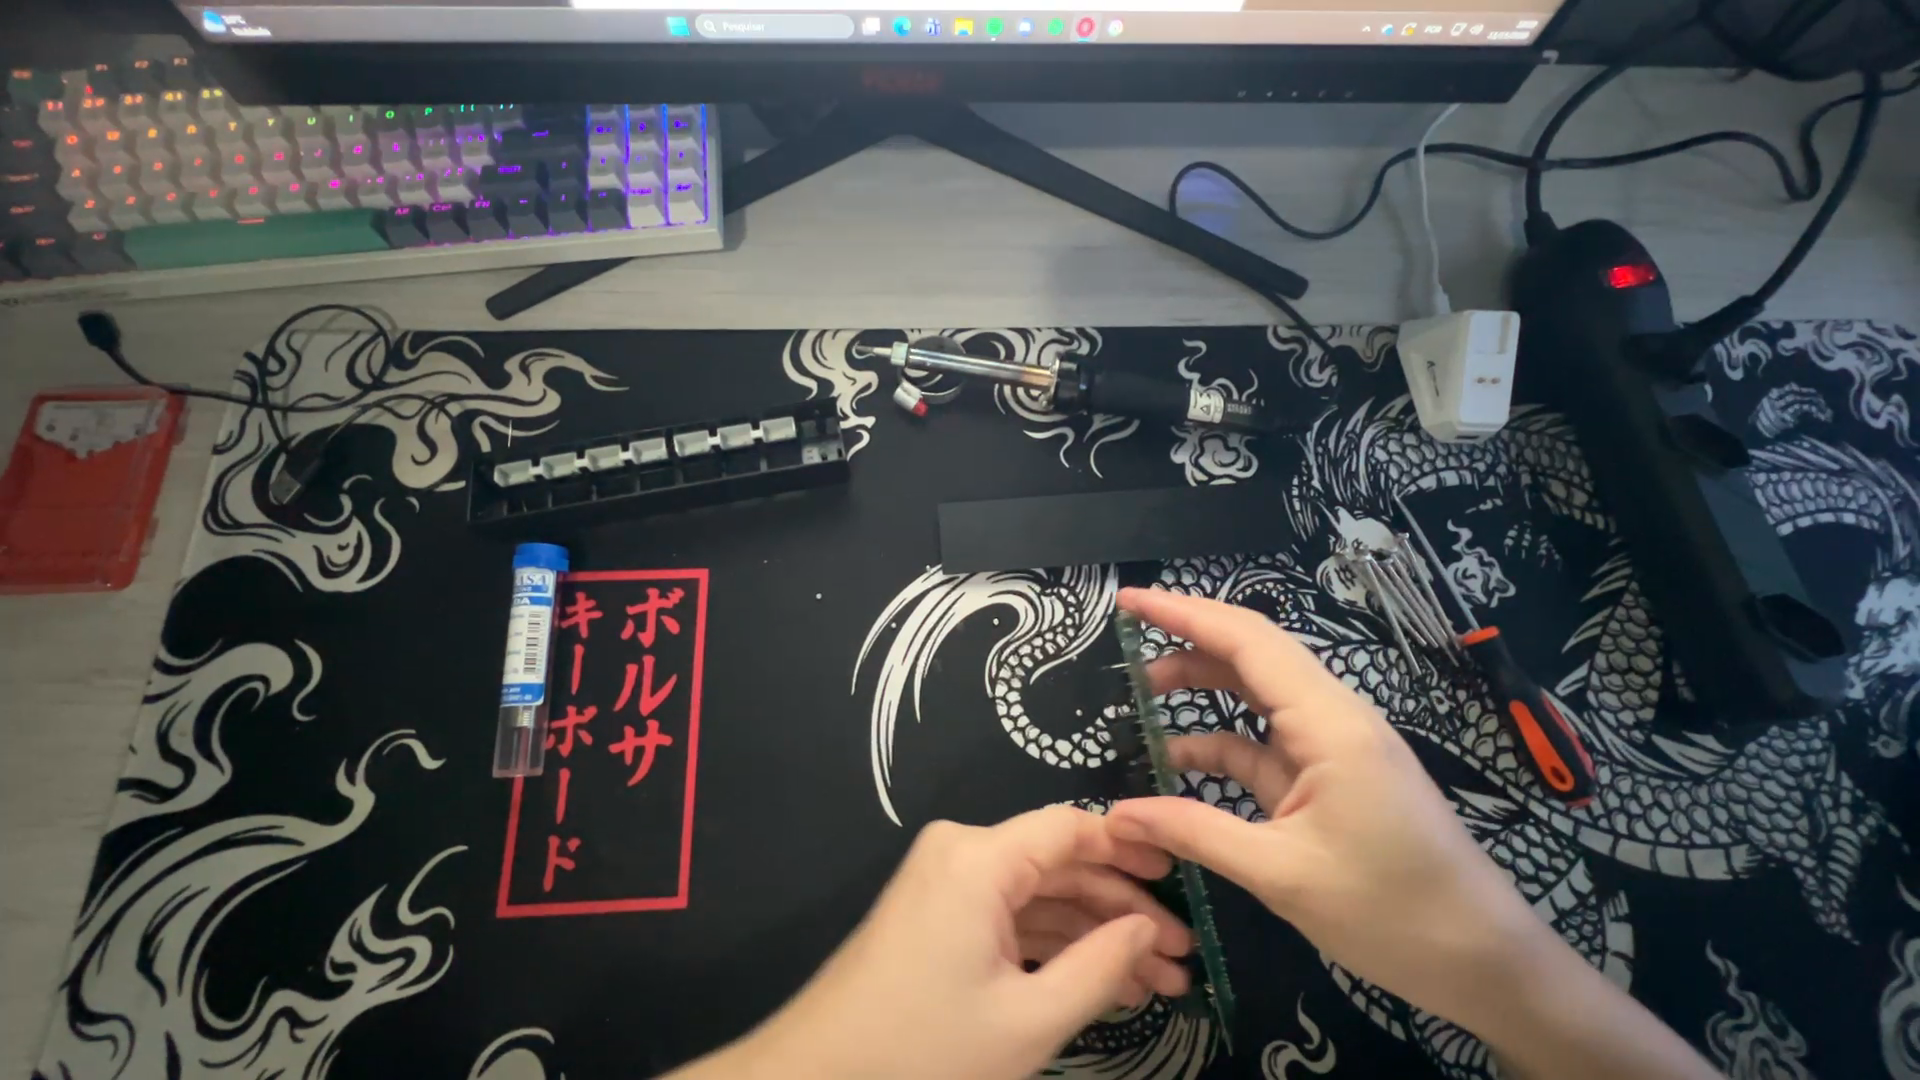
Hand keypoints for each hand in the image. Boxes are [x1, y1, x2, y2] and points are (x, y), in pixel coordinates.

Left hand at [692, 805, 1193, 1079]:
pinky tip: (1101, 980)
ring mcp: (947, 880)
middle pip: (1058, 864)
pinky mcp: (939, 910)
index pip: (1070, 828)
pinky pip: (1008, 914)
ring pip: (1036, 894)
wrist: (819, 1075)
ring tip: (1157, 980)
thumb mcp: (1029, 1019)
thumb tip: (1148, 928)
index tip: (1180, 874)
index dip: (1129, 846)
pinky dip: (1052, 944)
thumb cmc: (927, 1049)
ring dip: (1092, 933)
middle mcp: (962, 851)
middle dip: (1120, 910)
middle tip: (1180, 956)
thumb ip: (1100, 966)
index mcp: (980, 857)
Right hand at [1104, 587, 1564, 1040]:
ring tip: (1145, 692)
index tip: (1127, 600)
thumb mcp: (1280, 874)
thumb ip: (1194, 832)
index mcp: (1329, 723)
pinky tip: (1179, 756)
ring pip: (1258, 692)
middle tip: (1128, 638)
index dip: (1182, 612)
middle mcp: (1333, 716)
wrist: (1483, 963)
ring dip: (1203, 685)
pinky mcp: (1330, 773)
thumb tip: (1117, 815)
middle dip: (1188, 637)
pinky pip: (1265, 740)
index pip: (1246, 641)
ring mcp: (1333, 744)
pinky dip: (1220, 739)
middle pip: (1252, 652)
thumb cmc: (1390, 913)